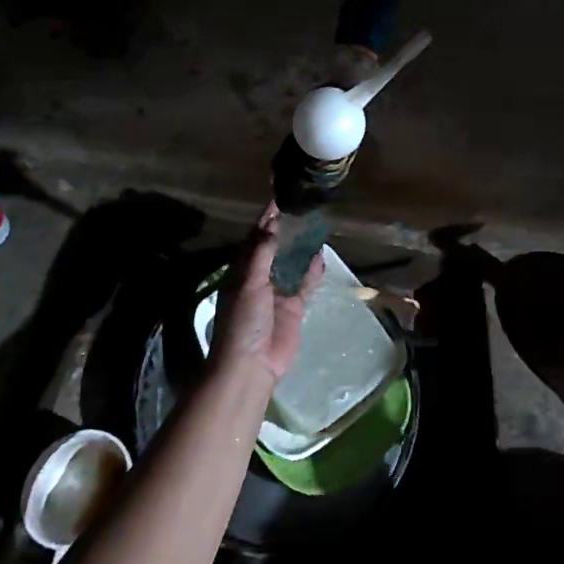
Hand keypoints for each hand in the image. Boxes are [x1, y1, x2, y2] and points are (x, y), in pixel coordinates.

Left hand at [212, 204, 323, 383]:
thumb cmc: (243, 321)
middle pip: (275, 247)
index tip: (279, 198)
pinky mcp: (294, 306)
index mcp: (242, 269)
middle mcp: (260, 276)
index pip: (255, 238)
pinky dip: (313, 270)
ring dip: (301, 247)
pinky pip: (305, 283)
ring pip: (291, 262)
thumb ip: (262, 254)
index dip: (266, 219)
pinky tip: (322, 255)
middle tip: (302, 207)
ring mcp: (278, 291)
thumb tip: (272, 226)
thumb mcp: (248, 283)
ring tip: (315, 225)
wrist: (252, 365)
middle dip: (286, 229)